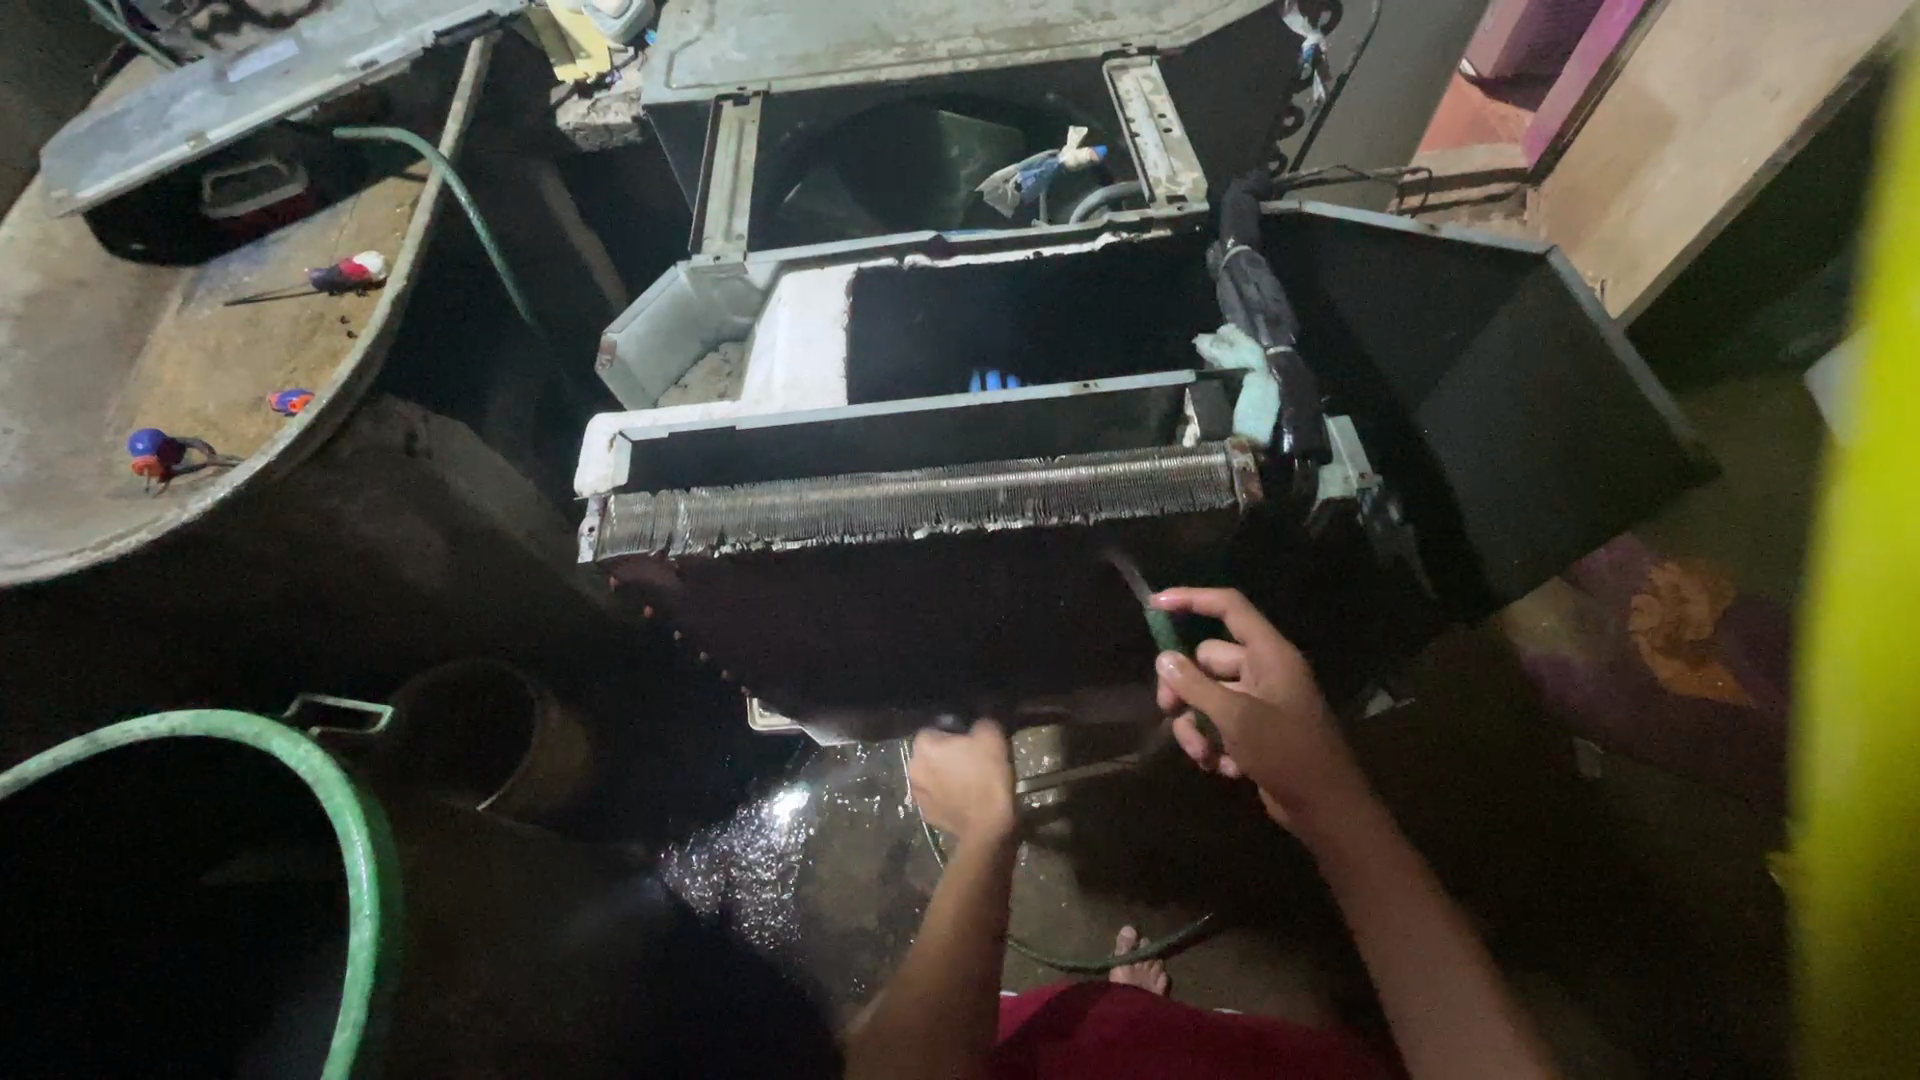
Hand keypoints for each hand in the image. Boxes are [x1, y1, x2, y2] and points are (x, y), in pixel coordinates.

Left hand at [908, 720, 1016, 846]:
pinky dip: (945, 797)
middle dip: (945, 754)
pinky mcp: (925, 815)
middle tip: (969, 759)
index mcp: (923, 744)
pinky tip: (962, 799)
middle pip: (929, 753)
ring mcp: (917, 794)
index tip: (970, 740)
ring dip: (943, 775)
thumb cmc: (987, 775)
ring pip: (930, 776)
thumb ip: (981, 722)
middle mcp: (913, 767)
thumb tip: (977, 723)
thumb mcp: (992, 736)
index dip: (952, 732)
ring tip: (966, 781)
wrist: (987, 825)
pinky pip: (934, 798)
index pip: (934, 729)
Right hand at [1152, 588, 1372, 837]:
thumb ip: (1195, 685)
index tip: (1154, 604)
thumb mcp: (1235, 718)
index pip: (1229, 608)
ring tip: (1202, 754)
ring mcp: (1259, 702)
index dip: (1191, 599)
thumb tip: (1164, 658)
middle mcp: (1264, 671)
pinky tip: (1222, 768)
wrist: (1326, 810)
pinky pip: (1218, 722)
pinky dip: (1213, 743)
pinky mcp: (1254, 731)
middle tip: (1167, 709)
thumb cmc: (1287, 753)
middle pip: (1206, 659)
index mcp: (1269, 655)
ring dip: (1196, 726)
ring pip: (1207, 696)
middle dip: (1184, 688)